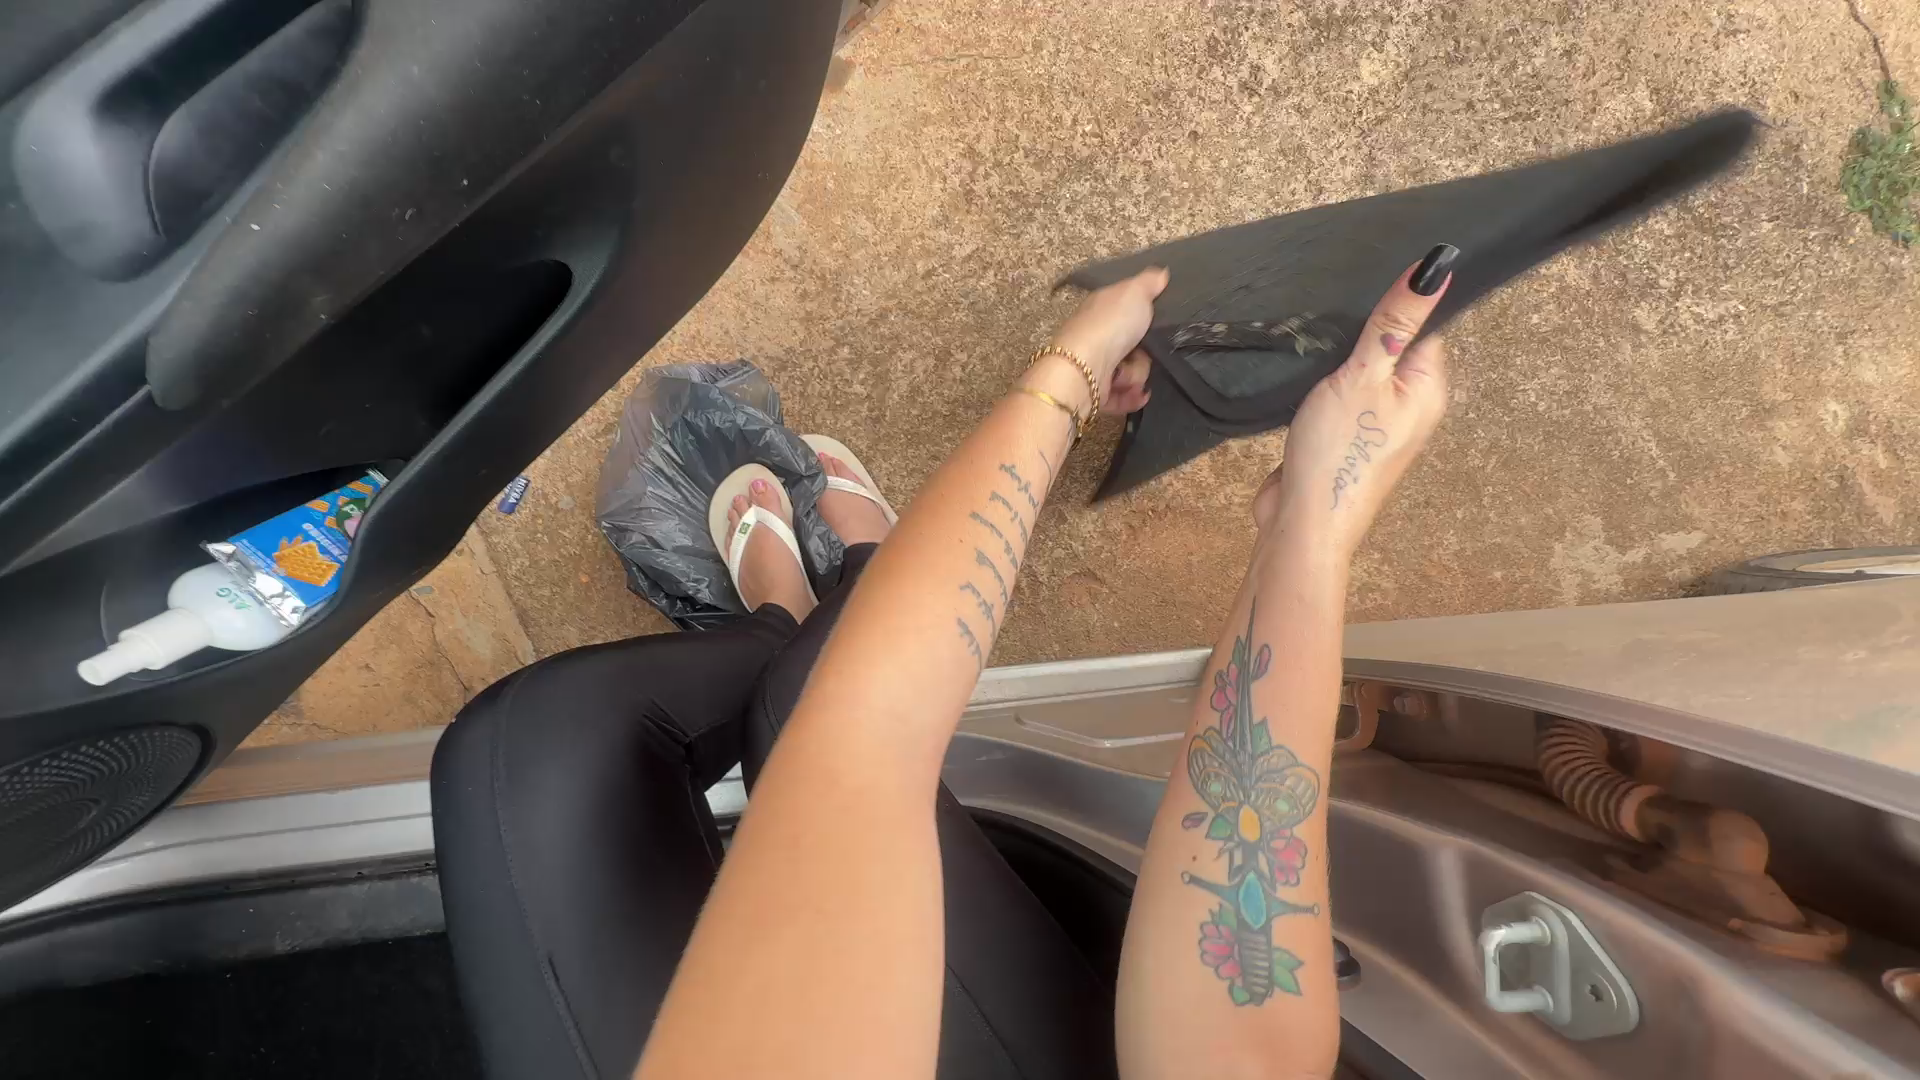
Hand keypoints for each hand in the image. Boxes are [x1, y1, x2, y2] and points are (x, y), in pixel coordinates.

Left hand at [1031, 266, 1167, 415]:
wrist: (1082, 368)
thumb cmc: (1109, 325)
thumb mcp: (1134, 292)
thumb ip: (1149, 283)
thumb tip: (1161, 273)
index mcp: (1101, 311)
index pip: (1127, 313)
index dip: (1145, 320)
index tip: (1154, 324)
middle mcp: (1096, 338)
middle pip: (1135, 348)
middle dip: (1144, 355)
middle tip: (1142, 351)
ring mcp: (1093, 367)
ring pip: (1131, 374)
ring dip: (1136, 376)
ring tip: (1127, 375)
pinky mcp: (1094, 392)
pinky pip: (1122, 397)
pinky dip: (1131, 397)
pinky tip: (1138, 394)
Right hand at [1253, 246, 1455, 559]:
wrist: (1304, 520)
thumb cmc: (1338, 451)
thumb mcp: (1363, 375)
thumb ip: (1393, 323)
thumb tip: (1437, 266)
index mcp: (1428, 388)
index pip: (1422, 327)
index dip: (1394, 306)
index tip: (1360, 291)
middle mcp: (1409, 406)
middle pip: (1389, 350)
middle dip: (1359, 335)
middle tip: (1325, 318)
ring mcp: (1373, 426)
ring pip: (1359, 376)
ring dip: (1335, 364)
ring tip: (1310, 345)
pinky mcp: (1341, 439)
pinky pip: (1336, 401)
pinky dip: (1319, 389)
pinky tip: (1300, 381)